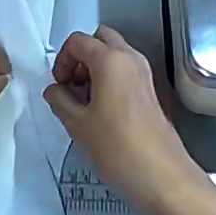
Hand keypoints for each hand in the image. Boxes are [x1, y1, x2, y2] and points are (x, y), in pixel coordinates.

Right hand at [42, 27, 206, 212]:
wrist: (161, 175)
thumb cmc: (117, 147)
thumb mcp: (78, 124)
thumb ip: (60, 100)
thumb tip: (54, 91)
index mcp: (110, 59)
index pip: (78, 41)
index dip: (62, 60)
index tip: (59, 86)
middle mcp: (130, 57)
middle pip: (99, 39)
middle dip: (81, 57)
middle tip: (72, 86)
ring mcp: (144, 71)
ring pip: (114, 53)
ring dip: (96, 67)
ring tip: (84, 102)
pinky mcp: (151, 88)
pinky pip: (125, 69)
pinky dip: (110, 78)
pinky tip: (102, 110)